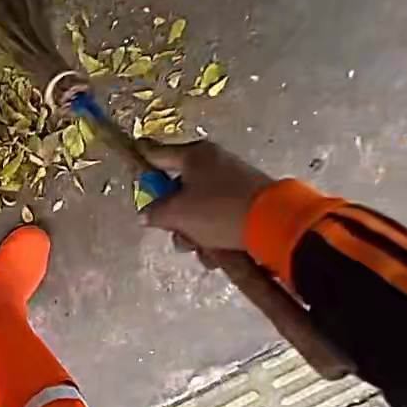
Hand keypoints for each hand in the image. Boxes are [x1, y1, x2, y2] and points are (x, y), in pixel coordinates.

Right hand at [134, 140, 276, 251]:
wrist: (276, 224)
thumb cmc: (217, 210)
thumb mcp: (175, 213)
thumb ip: (154, 212)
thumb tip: (145, 214)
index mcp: (194, 155)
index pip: (156, 153)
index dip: (140, 160)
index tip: (129, 161)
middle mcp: (214, 163)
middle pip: (177, 188)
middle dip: (171, 215)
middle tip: (172, 230)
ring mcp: (233, 181)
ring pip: (197, 207)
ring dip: (192, 231)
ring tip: (200, 249)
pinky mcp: (247, 201)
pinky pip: (218, 216)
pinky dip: (213, 234)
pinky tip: (216, 253)